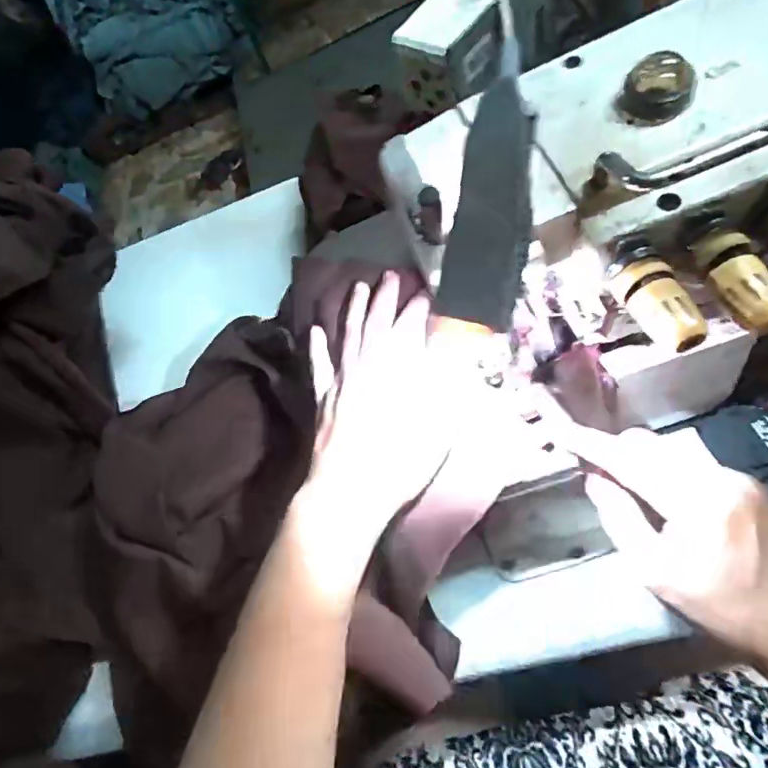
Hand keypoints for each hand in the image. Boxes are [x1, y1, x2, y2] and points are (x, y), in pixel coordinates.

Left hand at [298, 272, 453, 543]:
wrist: (349, 492)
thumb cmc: (400, 464)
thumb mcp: (438, 426)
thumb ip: (445, 386)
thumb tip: (452, 356)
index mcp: (398, 370)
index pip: (409, 328)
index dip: (418, 308)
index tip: (426, 292)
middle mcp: (367, 366)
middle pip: (376, 323)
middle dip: (385, 297)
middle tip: (390, 274)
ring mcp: (340, 381)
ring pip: (346, 335)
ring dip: (352, 310)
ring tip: (357, 287)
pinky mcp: (322, 399)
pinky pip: (319, 365)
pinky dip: (317, 346)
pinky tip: (315, 331)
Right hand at [537, 409, 767, 670]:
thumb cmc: (724, 607)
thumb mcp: (657, 573)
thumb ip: (620, 519)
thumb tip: (595, 479)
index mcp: (694, 499)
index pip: (629, 459)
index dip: (591, 444)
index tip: (562, 431)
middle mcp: (717, 476)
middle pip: (649, 445)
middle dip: (614, 451)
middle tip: (592, 471)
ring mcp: (737, 477)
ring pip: (670, 450)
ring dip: (640, 460)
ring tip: (623, 486)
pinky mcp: (748, 485)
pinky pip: (692, 463)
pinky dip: (665, 470)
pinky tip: (662, 497)